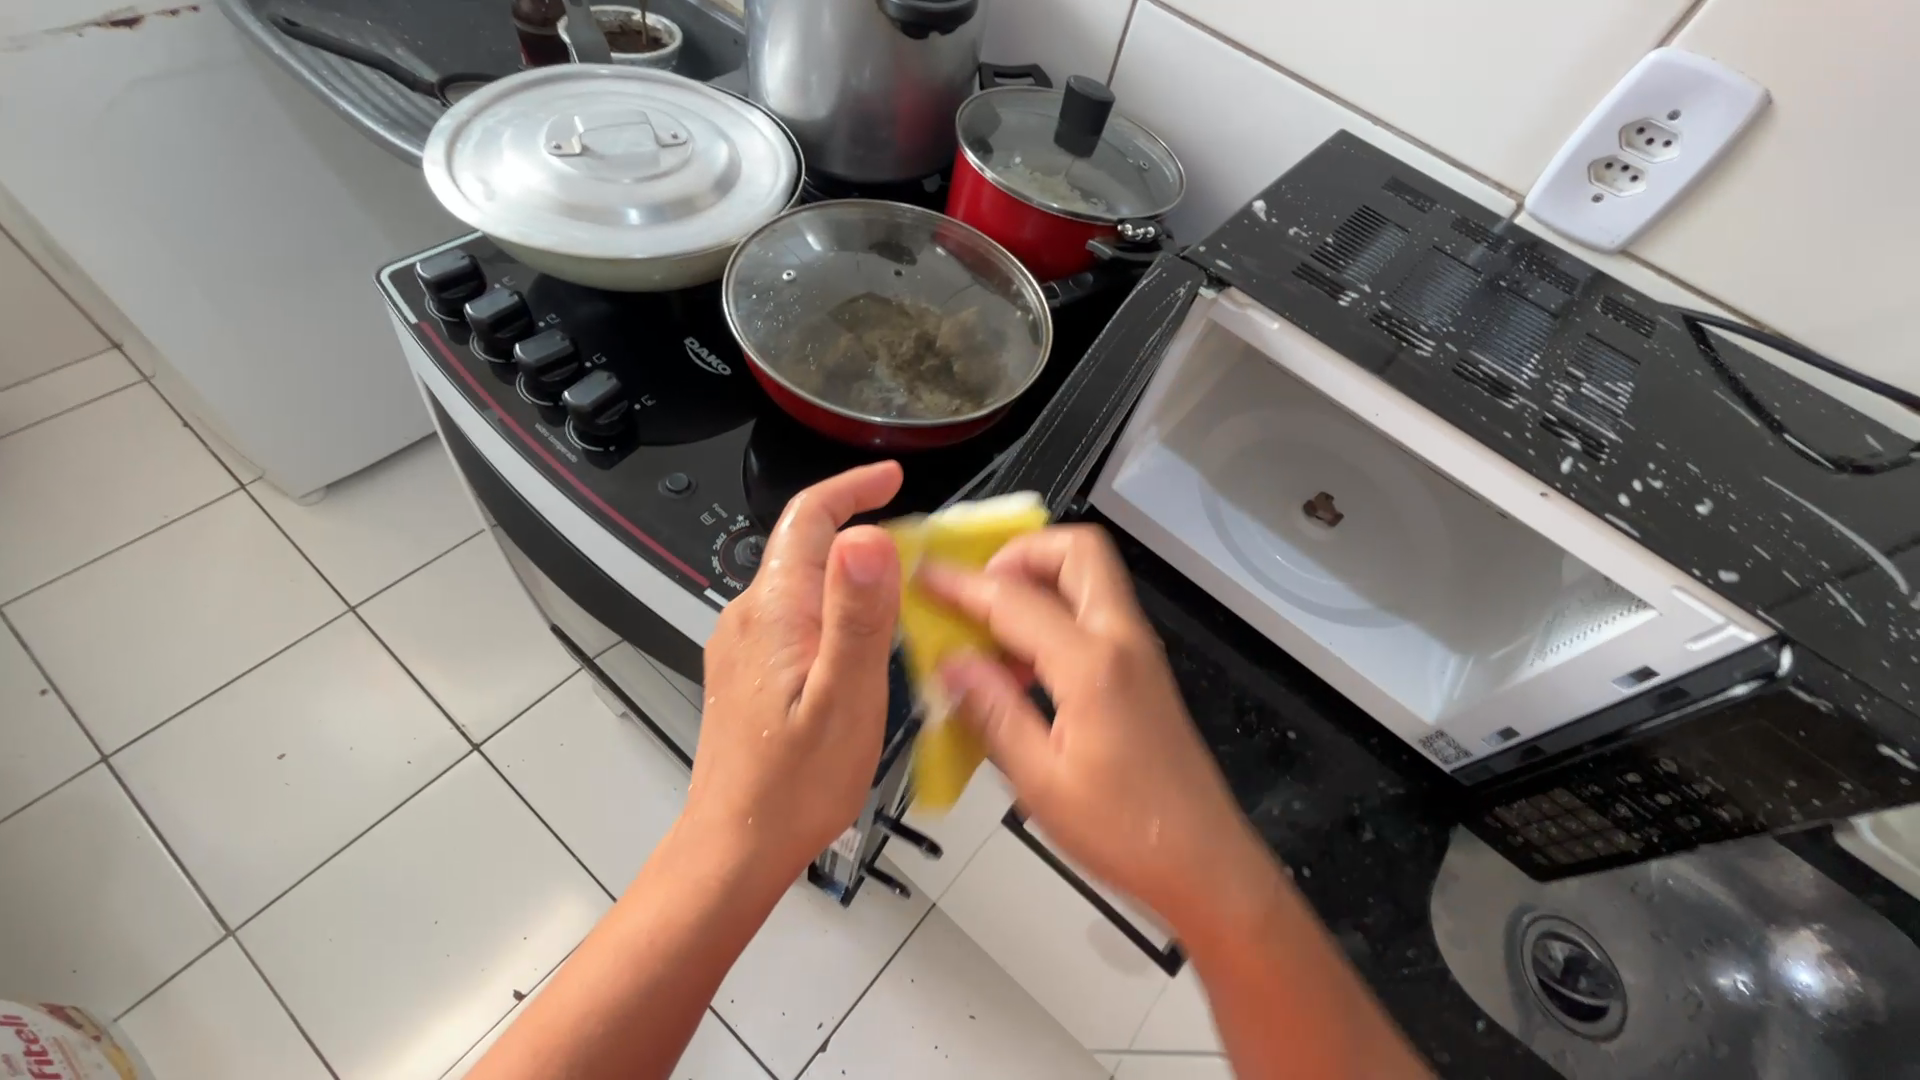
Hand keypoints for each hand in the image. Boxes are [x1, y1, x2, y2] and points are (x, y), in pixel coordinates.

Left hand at [684, 462, 902, 875]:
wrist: (735, 847)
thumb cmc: (794, 784)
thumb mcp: (844, 696)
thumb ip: (857, 614)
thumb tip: (869, 538)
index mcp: (775, 609)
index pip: (808, 517)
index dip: (852, 487)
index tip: (893, 477)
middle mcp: (749, 615)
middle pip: (805, 546)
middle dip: (860, 531)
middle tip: (918, 548)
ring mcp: (743, 644)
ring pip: (802, 583)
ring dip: (849, 575)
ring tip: (901, 598)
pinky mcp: (747, 671)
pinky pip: (795, 618)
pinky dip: (833, 609)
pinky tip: (860, 646)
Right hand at [917, 525, 1277, 928]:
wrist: (1205, 863)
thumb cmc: (1126, 833)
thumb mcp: (1041, 782)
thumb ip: (993, 712)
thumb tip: (951, 665)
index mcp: (1093, 665)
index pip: (1015, 599)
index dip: (962, 584)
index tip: (925, 574)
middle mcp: (1123, 640)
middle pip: (1077, 550)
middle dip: (1020, 552)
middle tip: (975, 587)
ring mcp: (1139, 651)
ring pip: (1089, 577)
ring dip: (1037, 582)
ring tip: (989, 630)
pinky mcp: (1142, 669)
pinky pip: (1094, 613)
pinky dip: (1054, 613)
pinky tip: (1021, 666)